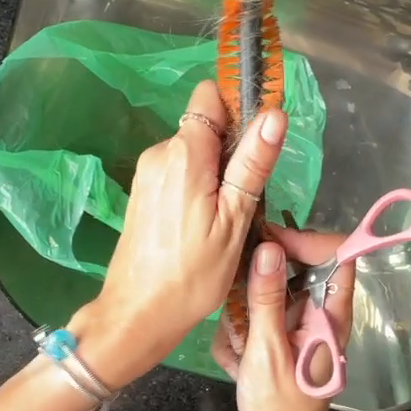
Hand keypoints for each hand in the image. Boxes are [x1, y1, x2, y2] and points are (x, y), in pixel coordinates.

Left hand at [70, 80, 285, 387]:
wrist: (137, 314)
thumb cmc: (192, 275)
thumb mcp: (233, 221)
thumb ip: (252, 165)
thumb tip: (274, 114)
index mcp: (183, 153)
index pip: (211, 96)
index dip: (238, 110)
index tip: (256, 146)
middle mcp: (160, 153)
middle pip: (205, 127)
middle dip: (231, 151)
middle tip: (244, 200)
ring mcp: (148, 173)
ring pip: (194, 153)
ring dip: (215, 175)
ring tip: (225, 220)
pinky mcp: (143, 193)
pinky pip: (179, 174)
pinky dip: (197, 189)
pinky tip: (203, 226)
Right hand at [212, 225, 353, 410]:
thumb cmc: (280, 409)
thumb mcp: (268, 351)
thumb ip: (267, 299)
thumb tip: (269, 248)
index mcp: (329, 315)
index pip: (337, 255)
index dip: (306, 240)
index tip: (267, 241)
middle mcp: (317, 315)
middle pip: (290, 272)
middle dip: (255, 293)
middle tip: (240, 321)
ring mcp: (296, 328)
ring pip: (263, 297)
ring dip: (243, 323)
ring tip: (241, 356)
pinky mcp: (278, 340)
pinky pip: (253, 322)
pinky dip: (241, 341)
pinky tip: (239, 367)